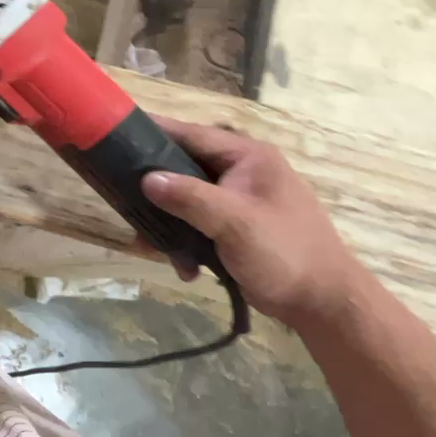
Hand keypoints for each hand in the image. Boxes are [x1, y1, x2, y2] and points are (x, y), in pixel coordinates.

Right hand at [140, 115, 370, 329]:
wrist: (324, 304)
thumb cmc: (285, 254)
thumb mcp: (235, 223)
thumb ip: (189, 197)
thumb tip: (146, 179)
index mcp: (246, 157)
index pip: (188, 133)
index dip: (150, 132)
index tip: (111, 132)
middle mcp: (239, 171)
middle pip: (179, 167)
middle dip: (153, 192)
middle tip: (126, 206)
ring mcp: (235, 199)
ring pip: (181, 199)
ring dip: (167, 225)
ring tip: (156, 248)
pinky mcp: (232, 226)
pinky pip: (193, 223)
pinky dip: (184, 242)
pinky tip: (184, 267)